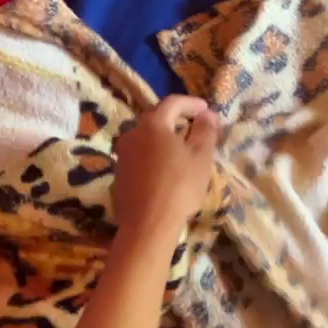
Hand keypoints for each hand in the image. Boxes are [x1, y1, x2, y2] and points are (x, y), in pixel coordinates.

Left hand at [112, 95, 219, 242]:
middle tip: (196, 129)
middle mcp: (132, 134)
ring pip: (147, 140)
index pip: (172, 103)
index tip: (206, 110)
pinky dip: (155, 157)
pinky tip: (166, 171)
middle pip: (157, 120)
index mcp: (152, 124)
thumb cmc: (179, 186)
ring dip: (165, 140)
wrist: (147, 224)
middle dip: (177, 121)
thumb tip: (208, 114)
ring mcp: (122, 155)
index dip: (192, 104)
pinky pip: (140, 158)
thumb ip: (205, 131)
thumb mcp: (201, 157)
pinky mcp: (119, 176)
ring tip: (182, 151)